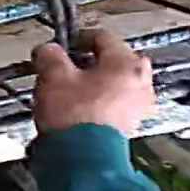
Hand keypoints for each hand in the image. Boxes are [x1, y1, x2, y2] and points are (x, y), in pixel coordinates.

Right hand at [31, 29, 154, 135]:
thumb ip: (50, 55)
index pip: (104, 37)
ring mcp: (140, 103)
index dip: (78, 37)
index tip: (62, 44)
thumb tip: (48, 49)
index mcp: (125, 64)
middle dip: (91, 59)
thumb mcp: (52, 75)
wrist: (82, 153)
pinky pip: (116, 99)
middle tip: (67, 65)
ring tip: (70, 86)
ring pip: (117, 80)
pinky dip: (100, 97)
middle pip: (116, 59)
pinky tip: (79, 103)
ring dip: (96, 79)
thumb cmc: (71, 111)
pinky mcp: (131, 121)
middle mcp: (141, 81)